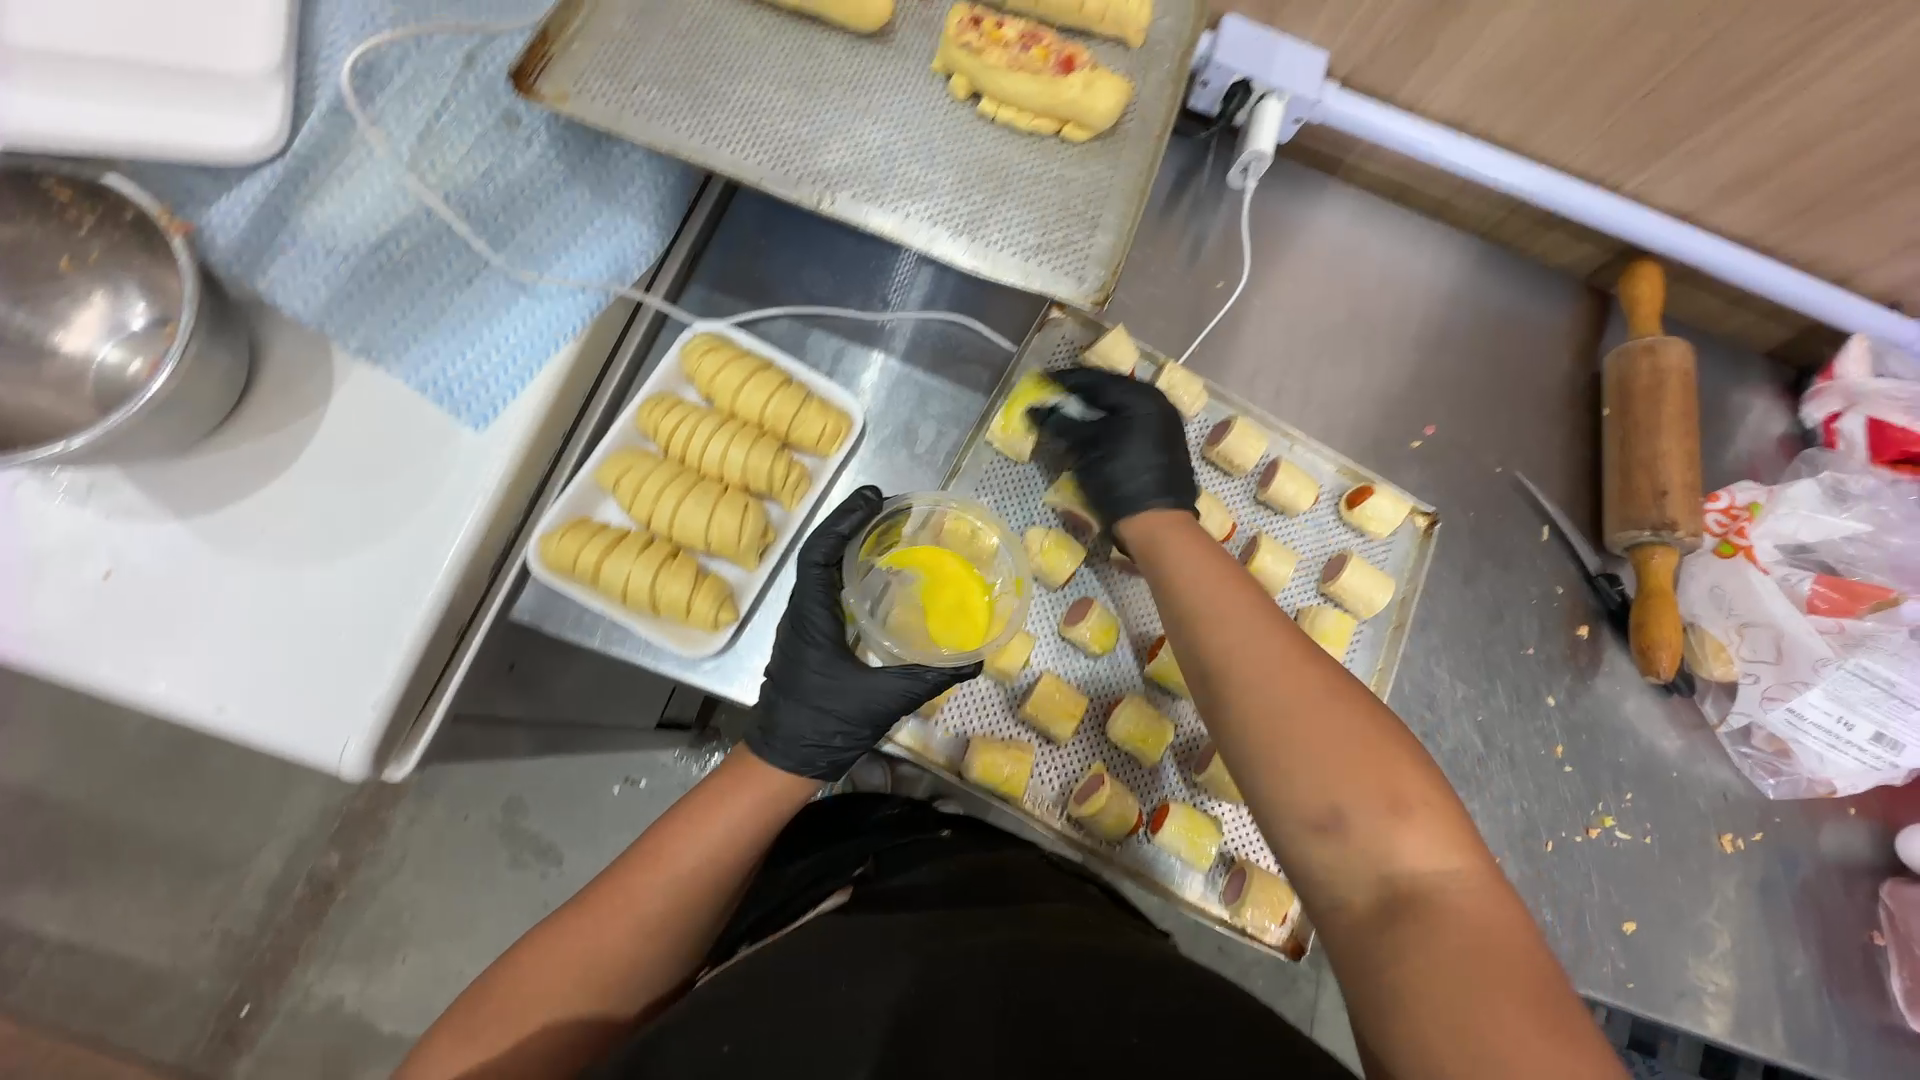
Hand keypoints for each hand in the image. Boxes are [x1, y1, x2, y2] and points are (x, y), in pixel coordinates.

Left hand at [747, 486, 982, 781]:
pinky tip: (878, 583)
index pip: (819, 553)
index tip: (873, 498)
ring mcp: (802, 628)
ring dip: (849, 549)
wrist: (784, 760)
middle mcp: (802, 614)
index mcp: (811, 617)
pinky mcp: (808, 642)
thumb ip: (928, 678)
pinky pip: (827, 595)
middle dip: (852, 527)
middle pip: (822, 555)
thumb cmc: (825, 725)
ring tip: (887, 535)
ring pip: (822, 574)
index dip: (844, 520)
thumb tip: (974, 661)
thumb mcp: (883, 700)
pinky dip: (849, 577)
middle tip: (891, 511)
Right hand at [1029, 367, 1197, 532]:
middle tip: (1054, 397)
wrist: (1156, 523)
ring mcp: (1164, 425)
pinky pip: (1130, 425)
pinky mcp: (1163, 445)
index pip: (1096, 378)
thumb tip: (1035, 409)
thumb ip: (1062, 424)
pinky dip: (1109, 426)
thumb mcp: (1087, 448)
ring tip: (1068, 415)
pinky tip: (1091, 434)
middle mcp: (1157, 404)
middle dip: (1081, 395)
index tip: (1042, 380)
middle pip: (1111, 391)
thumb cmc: (1119, 478)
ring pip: (1121, 409)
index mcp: (1141, 397)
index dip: (1066, 379)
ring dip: (1094, 411)